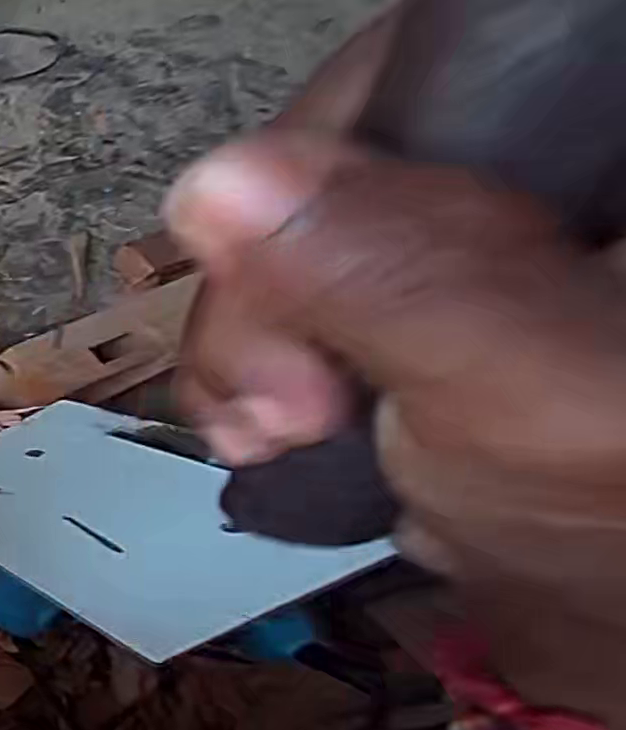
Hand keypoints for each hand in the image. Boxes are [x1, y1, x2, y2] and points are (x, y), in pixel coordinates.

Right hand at [164, 131, 625, 724]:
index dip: (313, 182)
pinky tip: (260, 420)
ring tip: (268, 435)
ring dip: (234, 347)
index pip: (412, 68)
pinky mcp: (391, 275)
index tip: (297, 329)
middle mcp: (534, 147)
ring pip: (269, 240)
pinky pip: (262, 291)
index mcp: (604, 123)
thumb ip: (386, 281)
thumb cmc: (612, 516)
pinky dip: (234, 362)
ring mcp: (453, 216)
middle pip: (318, 166)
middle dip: (258, 301)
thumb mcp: (519, 395)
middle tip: (281, 412)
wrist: (592, 594)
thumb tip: (210, 182)